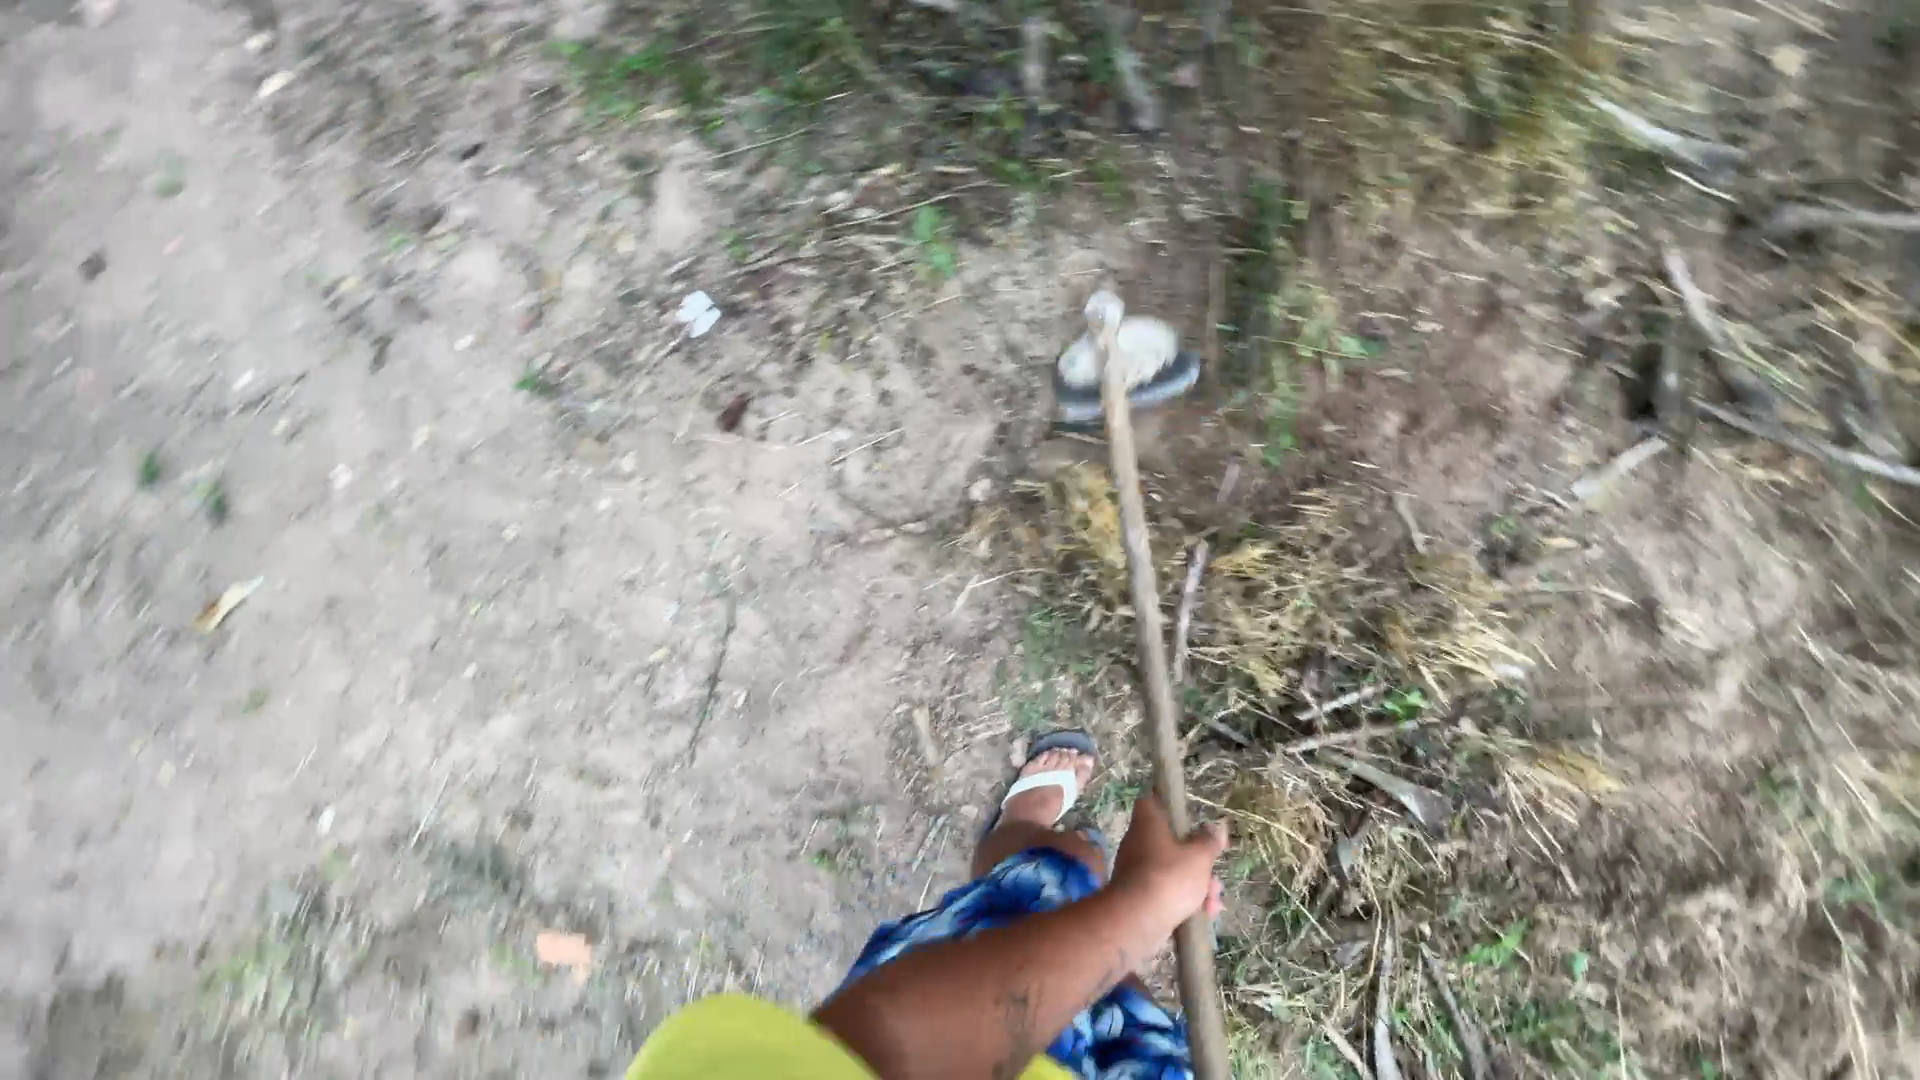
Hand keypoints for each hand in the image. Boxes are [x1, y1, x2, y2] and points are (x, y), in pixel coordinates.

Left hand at [1109, 795, 1227, 937]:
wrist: (1137, 920)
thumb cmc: (1169, 877)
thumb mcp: (1198, 858)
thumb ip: (1209, 842)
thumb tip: (1217, 826)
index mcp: (1147, 821)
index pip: (1152, 801)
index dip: (1170, 806)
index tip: (1190, 819)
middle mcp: (1138, 841)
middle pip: (1171, 842)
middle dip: (1198, 861)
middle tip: (1214, 877)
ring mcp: (1136, 868)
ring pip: (1172, 869)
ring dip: (1196, 884)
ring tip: (1214, 902)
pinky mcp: (1138, 894)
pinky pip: (1165, 890)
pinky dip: (1184, 899)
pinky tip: (1205, 914)